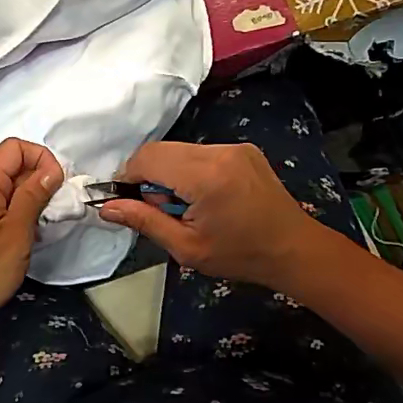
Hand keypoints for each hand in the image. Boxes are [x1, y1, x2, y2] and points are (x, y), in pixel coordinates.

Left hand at [0, 138, 62, 341]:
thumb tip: (51, 169)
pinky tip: (17, 237)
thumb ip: (34, 195)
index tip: (57, 187)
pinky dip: (8, 212)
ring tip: (35, 228)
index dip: (41, 158)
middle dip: (35, 179)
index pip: (14, 147)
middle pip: (7, 165)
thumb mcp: (17, 232)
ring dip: (23, 199)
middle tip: (50, 212)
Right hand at [97, 141, 332, 286]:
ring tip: (181, 205)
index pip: (147, 159)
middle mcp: (219, 152)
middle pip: (160, 150)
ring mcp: (233, 147)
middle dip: (146, 176)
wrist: (295, 250)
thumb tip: (106, 207)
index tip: (124, 200)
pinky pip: (197, 152)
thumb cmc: (241, 255)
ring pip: (177, 150)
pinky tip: (200, 196)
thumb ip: (144, 221)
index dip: (127, 177)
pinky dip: (187, 170)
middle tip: (157, 208)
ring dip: (167, 173)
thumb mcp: (186, 247)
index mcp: (206, 177)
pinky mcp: (242, 149)